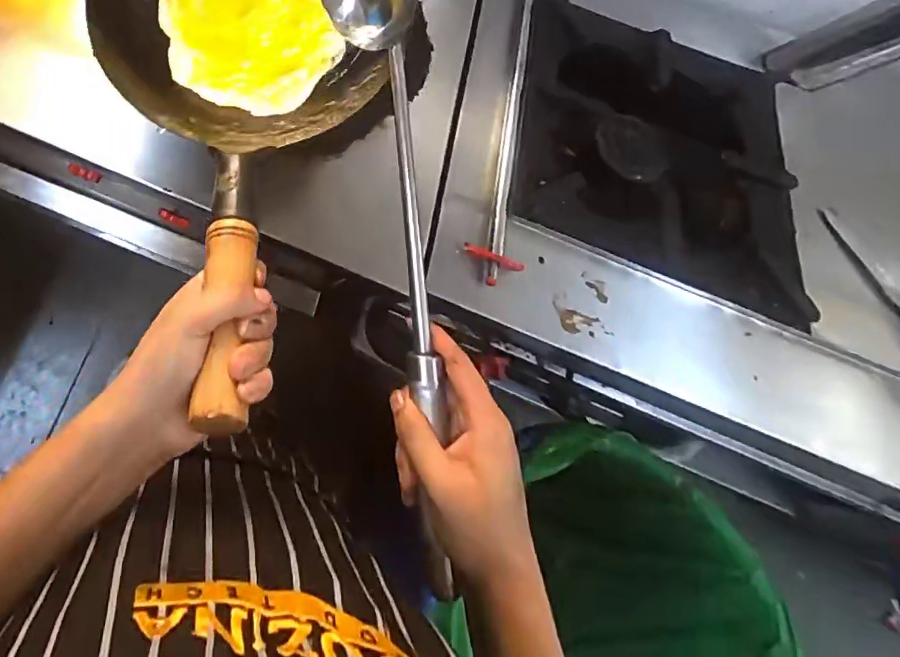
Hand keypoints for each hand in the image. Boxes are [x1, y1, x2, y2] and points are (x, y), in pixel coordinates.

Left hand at [93, 266, 276, 464]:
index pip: (240, 274)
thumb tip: (265, 296)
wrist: (147, 421)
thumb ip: (229, 299)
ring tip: (233, 373)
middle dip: (259, 326)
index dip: (254, 281)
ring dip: (255, 360)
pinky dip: (257, 386)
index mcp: (206, 296)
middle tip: (242, 336)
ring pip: (265, 346)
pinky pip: (264, 379)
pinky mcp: (238, 386)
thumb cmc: (160, 362)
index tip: (257, 295)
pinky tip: (241, 393)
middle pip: (262, 311)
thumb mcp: (190, 319)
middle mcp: (221, 321)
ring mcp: (230, 355)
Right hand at [392, 327, 537, 588]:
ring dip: (413, 449)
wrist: (502, 576)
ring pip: (431, 423)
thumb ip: (414, 433)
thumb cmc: (475, 526)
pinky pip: (436, 443)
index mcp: (485, 422)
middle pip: (437, 398)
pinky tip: (419, 490)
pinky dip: (421, 461)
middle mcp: (483, 426)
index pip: (461, 369)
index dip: (442, 344)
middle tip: (407, 459)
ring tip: (414, 486)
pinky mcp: (469, 459)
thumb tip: (398, 394)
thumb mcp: (437, 479)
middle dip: (412, 424)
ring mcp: (477, 444)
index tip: (420, 323)